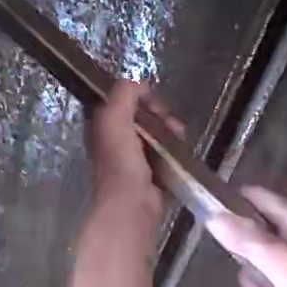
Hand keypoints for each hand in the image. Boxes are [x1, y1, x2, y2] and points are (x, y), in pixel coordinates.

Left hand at [86, 80, 171, 221]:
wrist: (132, 204)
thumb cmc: (120, 161)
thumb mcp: (114, 119)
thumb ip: (123, 94)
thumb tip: (138, 81)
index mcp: (105, 127)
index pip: (125, 101)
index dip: (142, 97)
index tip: (156, 103)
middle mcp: (118, 141)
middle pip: (145, 117)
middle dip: (162, 115)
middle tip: (172, 123)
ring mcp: (137, 159)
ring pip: (159, 134)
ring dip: (172, 132)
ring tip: (179, 138)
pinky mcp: (154, 174)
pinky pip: (169, 155)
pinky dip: (177, 151)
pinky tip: (181, 153)